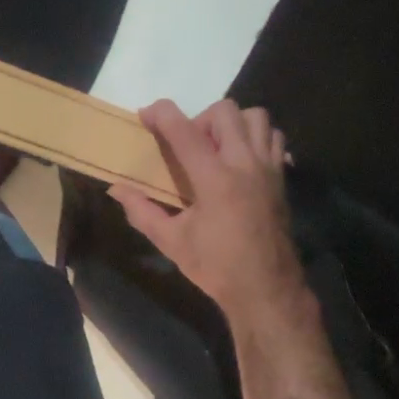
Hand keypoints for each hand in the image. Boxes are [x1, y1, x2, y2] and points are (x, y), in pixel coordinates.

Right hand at [109, 99, 302, 317]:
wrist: (264, 286)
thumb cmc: (214, 266)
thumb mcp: (171, 242)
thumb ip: (142, 211)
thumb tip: (116, 190)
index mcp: (214, 179)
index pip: (185, 132)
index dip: (162, 115)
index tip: (146, 113)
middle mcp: (245, 163)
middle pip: (225, 112)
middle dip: (199, 119)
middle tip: (187, 145)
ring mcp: (269, 168)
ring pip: (256, 118)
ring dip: (232, 124)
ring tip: (216, 149)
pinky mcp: (282, 177)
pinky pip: (274, 138)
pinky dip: (256, 138)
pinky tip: (240, 161)